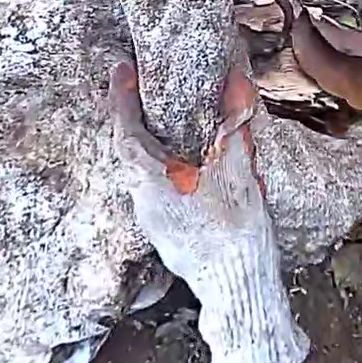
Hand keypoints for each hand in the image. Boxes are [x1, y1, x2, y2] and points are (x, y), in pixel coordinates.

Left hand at [110, 61, 309, 362]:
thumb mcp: (239, 170)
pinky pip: (154, 187)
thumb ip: (234, 124)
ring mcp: (152, 219)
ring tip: (166, 119)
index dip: (121, 98)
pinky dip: (162, 164)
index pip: (125, 132)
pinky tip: (186, 161)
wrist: (240, 291)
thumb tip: (236, 82)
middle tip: (142, 89)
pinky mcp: (164, 231)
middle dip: (133, 117)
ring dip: (149, 142)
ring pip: (141, 170)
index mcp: (154, 182)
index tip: (120, 71)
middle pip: (128, 150)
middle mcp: (144, 200)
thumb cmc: (237, 231)